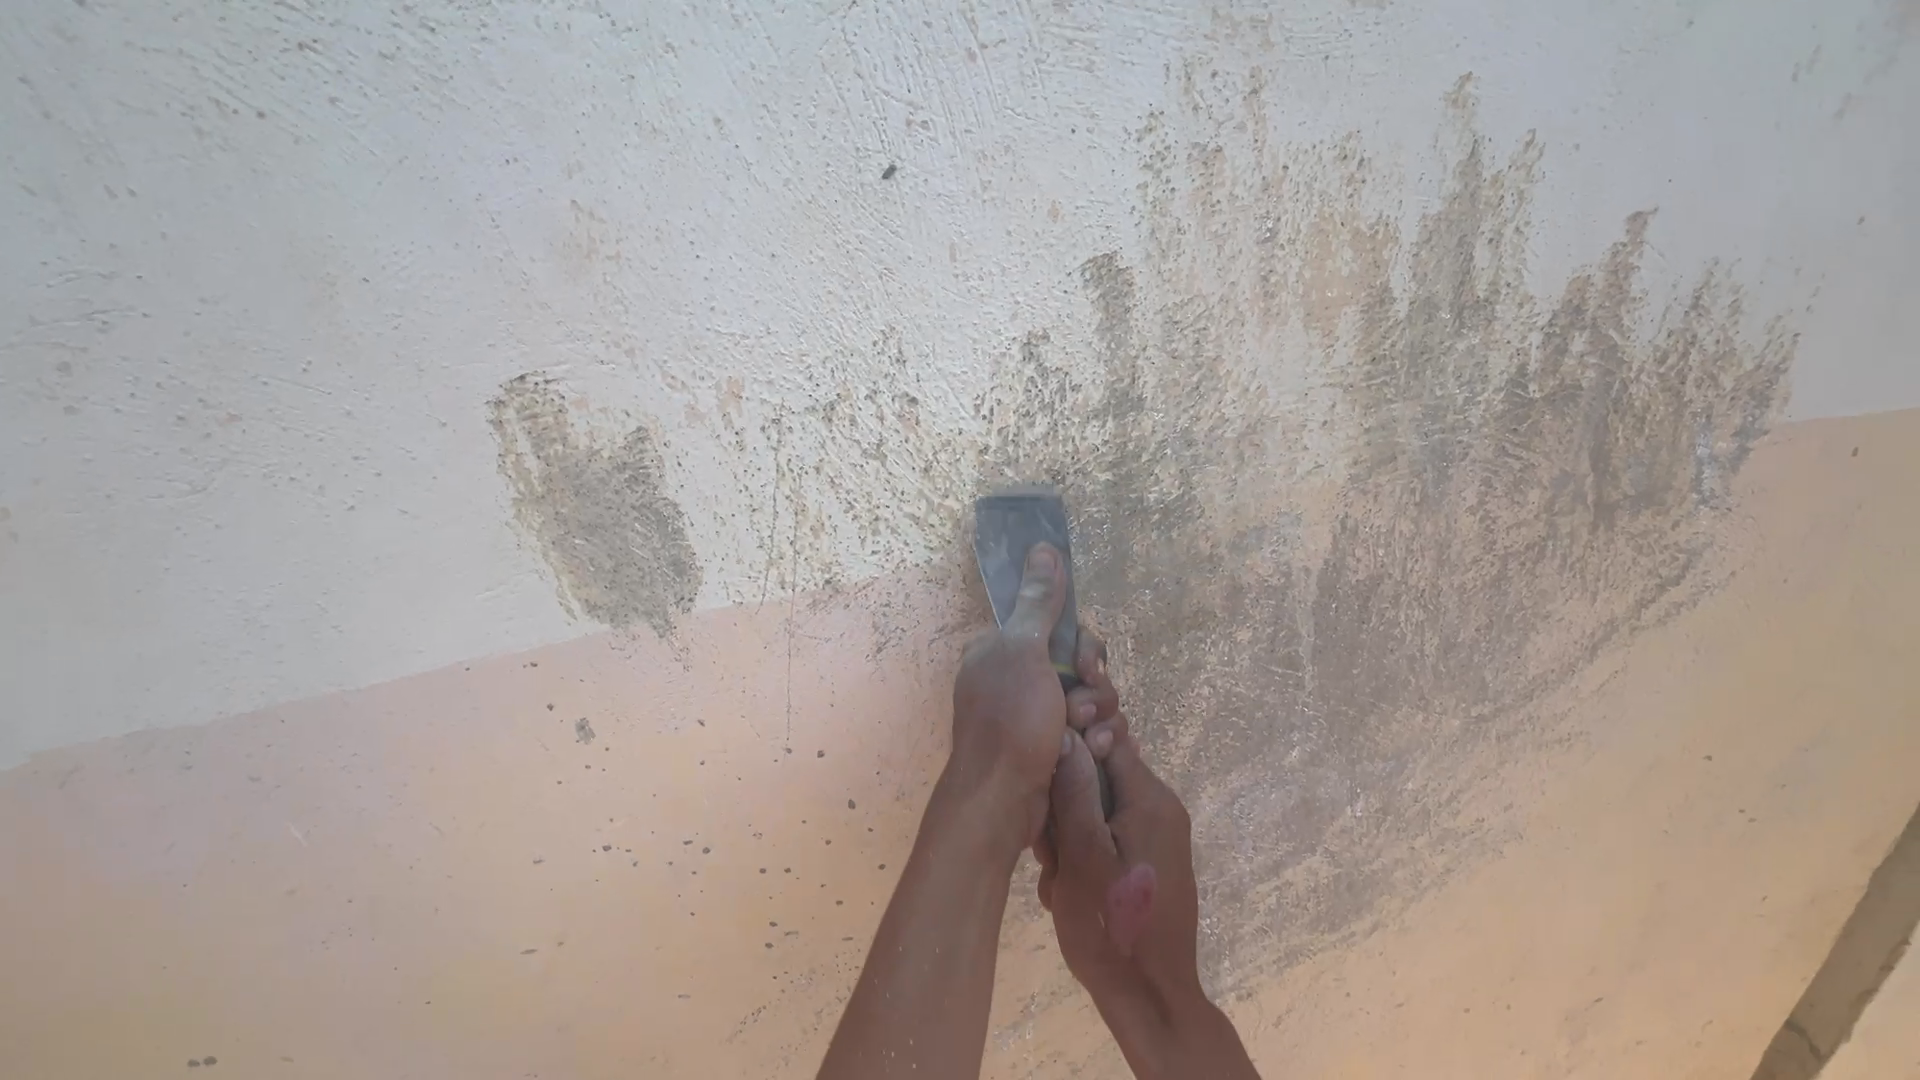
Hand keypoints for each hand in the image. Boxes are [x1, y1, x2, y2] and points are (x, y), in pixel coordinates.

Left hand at [941, 543, 1070, 859]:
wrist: (1003, 802)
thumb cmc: (1010, 721)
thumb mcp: (1024, 652)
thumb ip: (1039, 601)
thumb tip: (1043, 546)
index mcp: (1003, 648)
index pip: (1059, 628)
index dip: (1081, 647)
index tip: (1083, 667)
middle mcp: (1018, 677)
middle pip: (1081, 664)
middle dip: (1093, 688)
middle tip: (1081, 710)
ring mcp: (1036, 714)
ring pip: (1093, 698)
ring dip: (1099, 717)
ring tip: (1085, 739)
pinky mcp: (1054, 745)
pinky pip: (1092, 729)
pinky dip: (1098, 740)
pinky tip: (1094, 754)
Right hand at [1044, 708, 1202, 1014]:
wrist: (1150, 999)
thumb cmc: (1109, 923)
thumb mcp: (1081, 852)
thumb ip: (1074, 788)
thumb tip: (1067, 732)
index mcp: (1151, 798)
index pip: (1106, 740)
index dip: (1069, 753)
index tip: (1043, 787)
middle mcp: (1161, 810)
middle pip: (1098, 779)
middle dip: (1064, 809)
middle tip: (1047, 851)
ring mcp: (1157, 839)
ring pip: (1096, 813)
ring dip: (1069, 839)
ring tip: (1057, 879)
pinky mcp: (1148, 864)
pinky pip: (1107, 841)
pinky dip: (1084, 859)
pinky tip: (1069, 892)